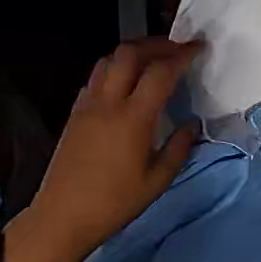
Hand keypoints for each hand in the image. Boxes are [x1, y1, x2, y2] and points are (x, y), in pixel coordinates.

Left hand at [3, 39, 201, 261]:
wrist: (62, 217)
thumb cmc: (114, 204)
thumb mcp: (157, 181)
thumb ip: (178, 147)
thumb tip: (192, 124)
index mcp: (133, 118)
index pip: (161, 71)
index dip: (182, 54)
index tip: (199, 48)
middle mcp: (108, 102)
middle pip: (130, 53)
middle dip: (156, 44)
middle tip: (176, 49)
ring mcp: (87, 104)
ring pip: (109, 59)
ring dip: (133, 51)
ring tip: (152, 59)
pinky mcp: (75, 112)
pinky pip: (95, 76)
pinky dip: (114, 68)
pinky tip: (125, 82)